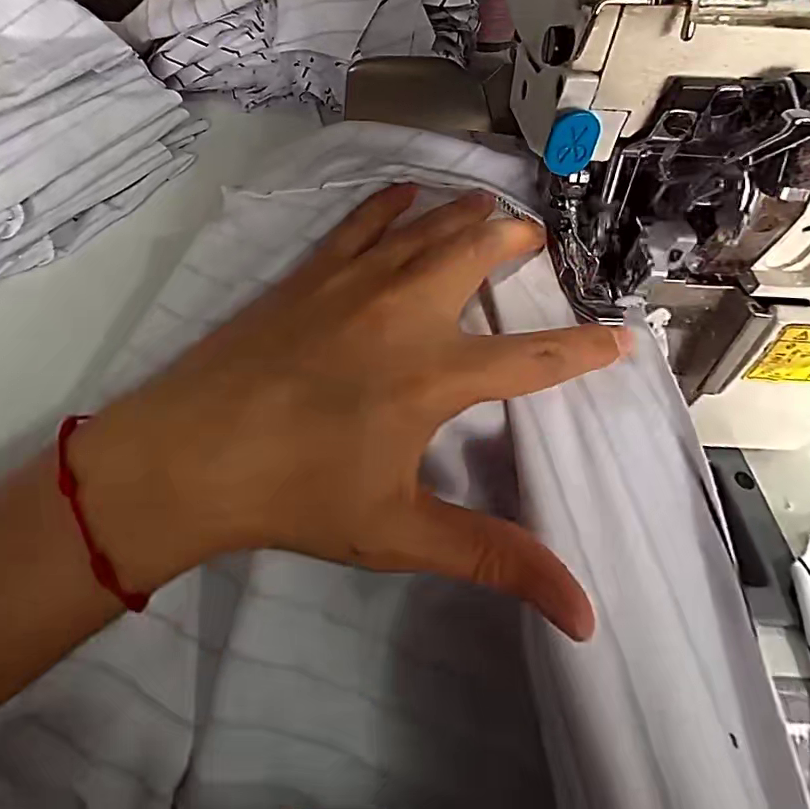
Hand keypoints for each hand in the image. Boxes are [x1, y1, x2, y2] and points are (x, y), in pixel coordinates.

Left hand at [64, 184, 630, 640]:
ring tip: (491, 207)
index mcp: (435, 375)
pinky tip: (408, 194)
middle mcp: (405, 312)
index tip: (622, 337)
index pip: (533, 358)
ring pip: (427, 227)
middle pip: (478, 255)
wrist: (187, 456)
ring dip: (466, 214)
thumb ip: (492, 559)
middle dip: (516, 242)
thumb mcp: (399, 532)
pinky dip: (392, 203)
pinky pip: (362, 221)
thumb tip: (581, 614)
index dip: (585, 350)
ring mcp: (355, 282)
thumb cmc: (296, 494)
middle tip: (537, 238)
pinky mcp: (311, 273)